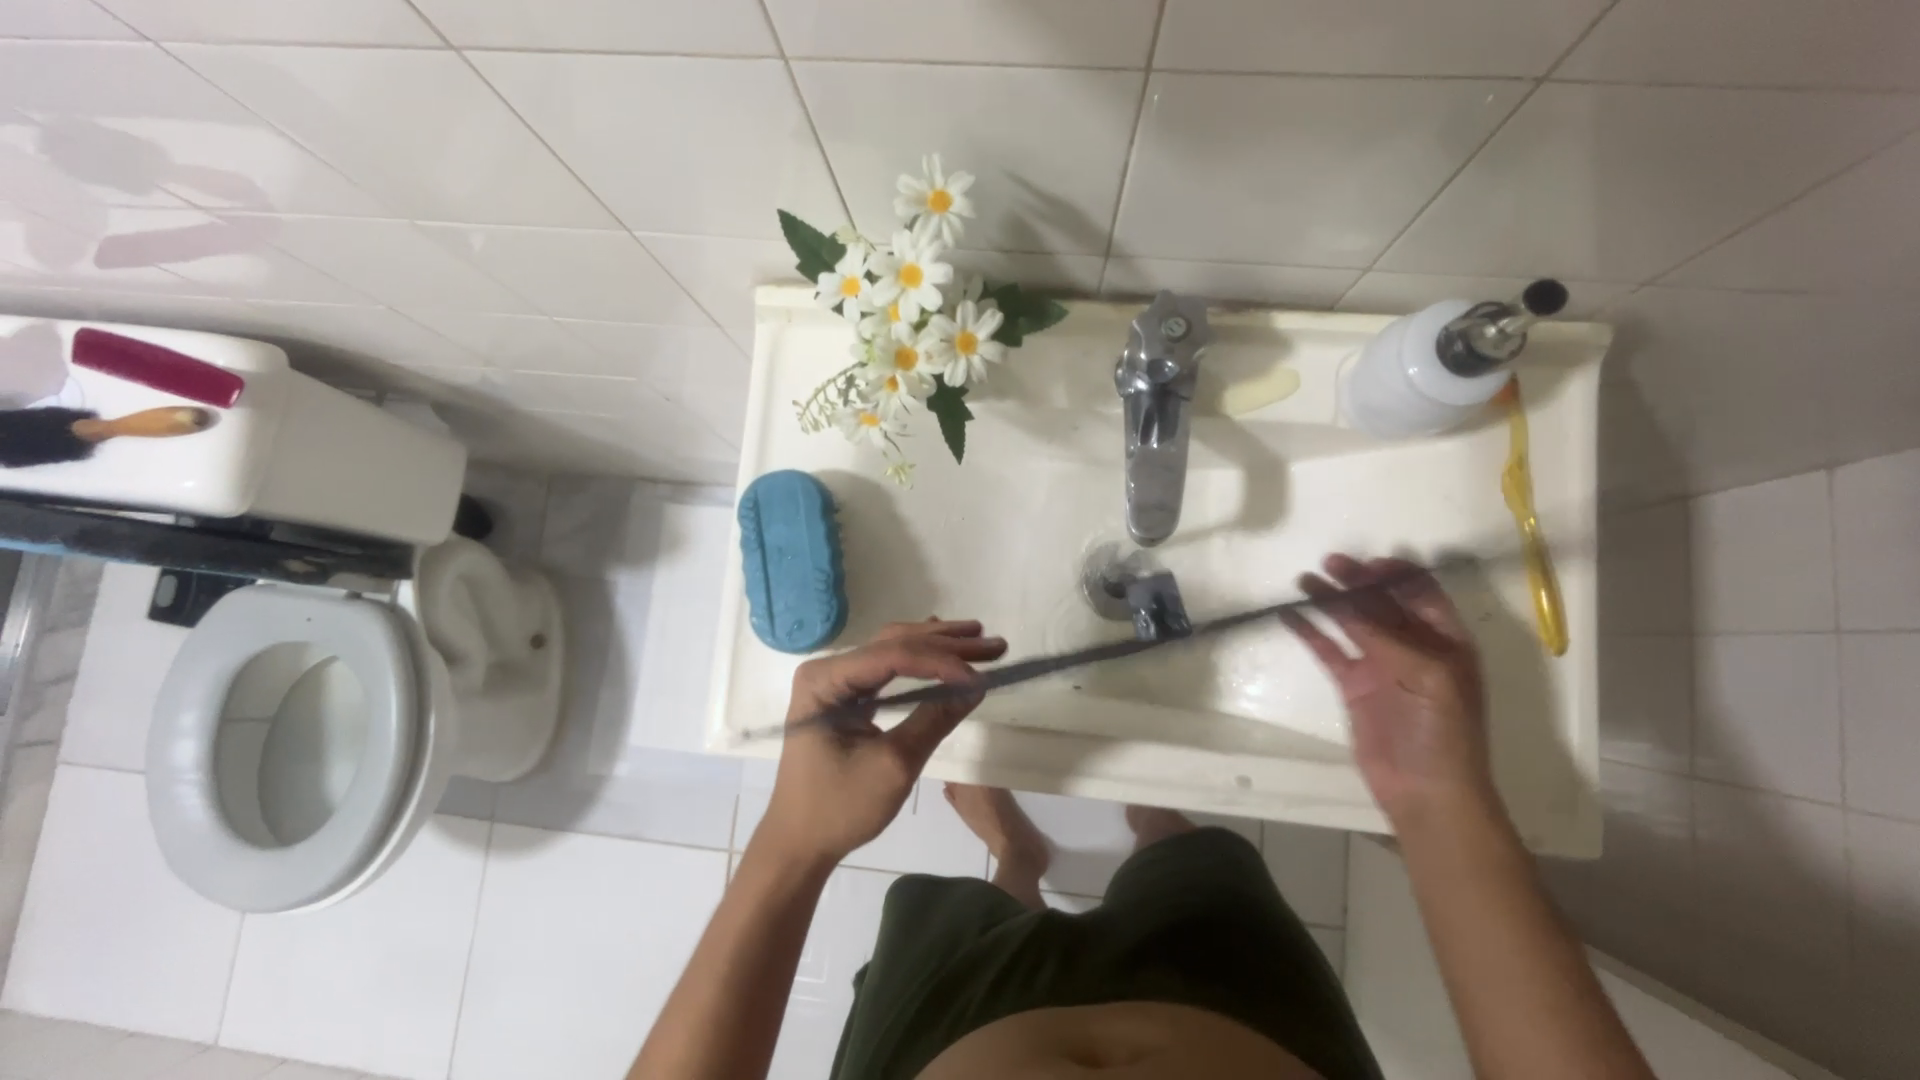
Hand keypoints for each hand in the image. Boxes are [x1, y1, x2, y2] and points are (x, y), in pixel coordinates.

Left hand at [760, 619, 1006, 866]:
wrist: (799, 843)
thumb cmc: (840, 808)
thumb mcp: (894, 765)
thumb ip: (934, 719)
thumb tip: (978, 685)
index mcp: (825, 680)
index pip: (893, 656)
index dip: (941, 661)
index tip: (983, 675)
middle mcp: (827, 670)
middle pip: (895, 644)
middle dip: (946, 644)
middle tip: (995, 645)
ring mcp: (835, 682)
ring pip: (894, 650)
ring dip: (937, 646)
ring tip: (980, 640)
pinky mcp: (845, 697)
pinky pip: (887, 669)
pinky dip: (921, 662)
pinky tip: (947, 651)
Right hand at [1279, 555, 1497, 828]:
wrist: (1427, 790)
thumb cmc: (1444, 732)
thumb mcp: (1429, 676)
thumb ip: (1391, 637)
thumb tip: (1351, 603)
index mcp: (1446, 640)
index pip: (1421, 593)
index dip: (1397, 574)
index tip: (1368, 563)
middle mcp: (1413, 645)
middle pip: (1382, 602)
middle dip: (1357, 580)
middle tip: (1329, 563)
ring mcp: (1381, 665)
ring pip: (1352, 622)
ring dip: (1330, 600)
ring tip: (1303, 580)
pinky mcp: (1354, 685)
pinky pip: (1330, 650)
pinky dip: (1310, 632)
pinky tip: (1289, 616)